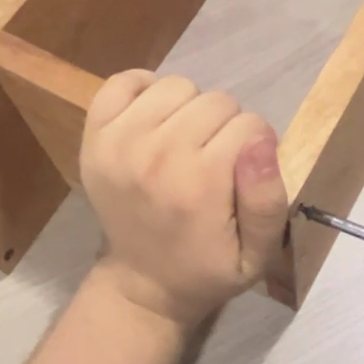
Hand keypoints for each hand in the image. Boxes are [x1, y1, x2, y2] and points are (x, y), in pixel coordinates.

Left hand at [79, 71, 287, 327]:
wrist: (142, 282)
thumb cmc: (207, 268)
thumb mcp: (256, 255)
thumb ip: (267, 201)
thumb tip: (261, 142)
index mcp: (199, 185)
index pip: (251, 126)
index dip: (257, 145)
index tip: (244, 173)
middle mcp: (156, 156)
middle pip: (217, 101)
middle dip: (226, 127)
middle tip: (214, 161)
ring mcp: (120, 142)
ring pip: (178, 86)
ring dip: (190, 108)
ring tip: (186, 142)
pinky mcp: (96, 135)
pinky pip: (125, 80)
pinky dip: (145, 90)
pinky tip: (155, 119)